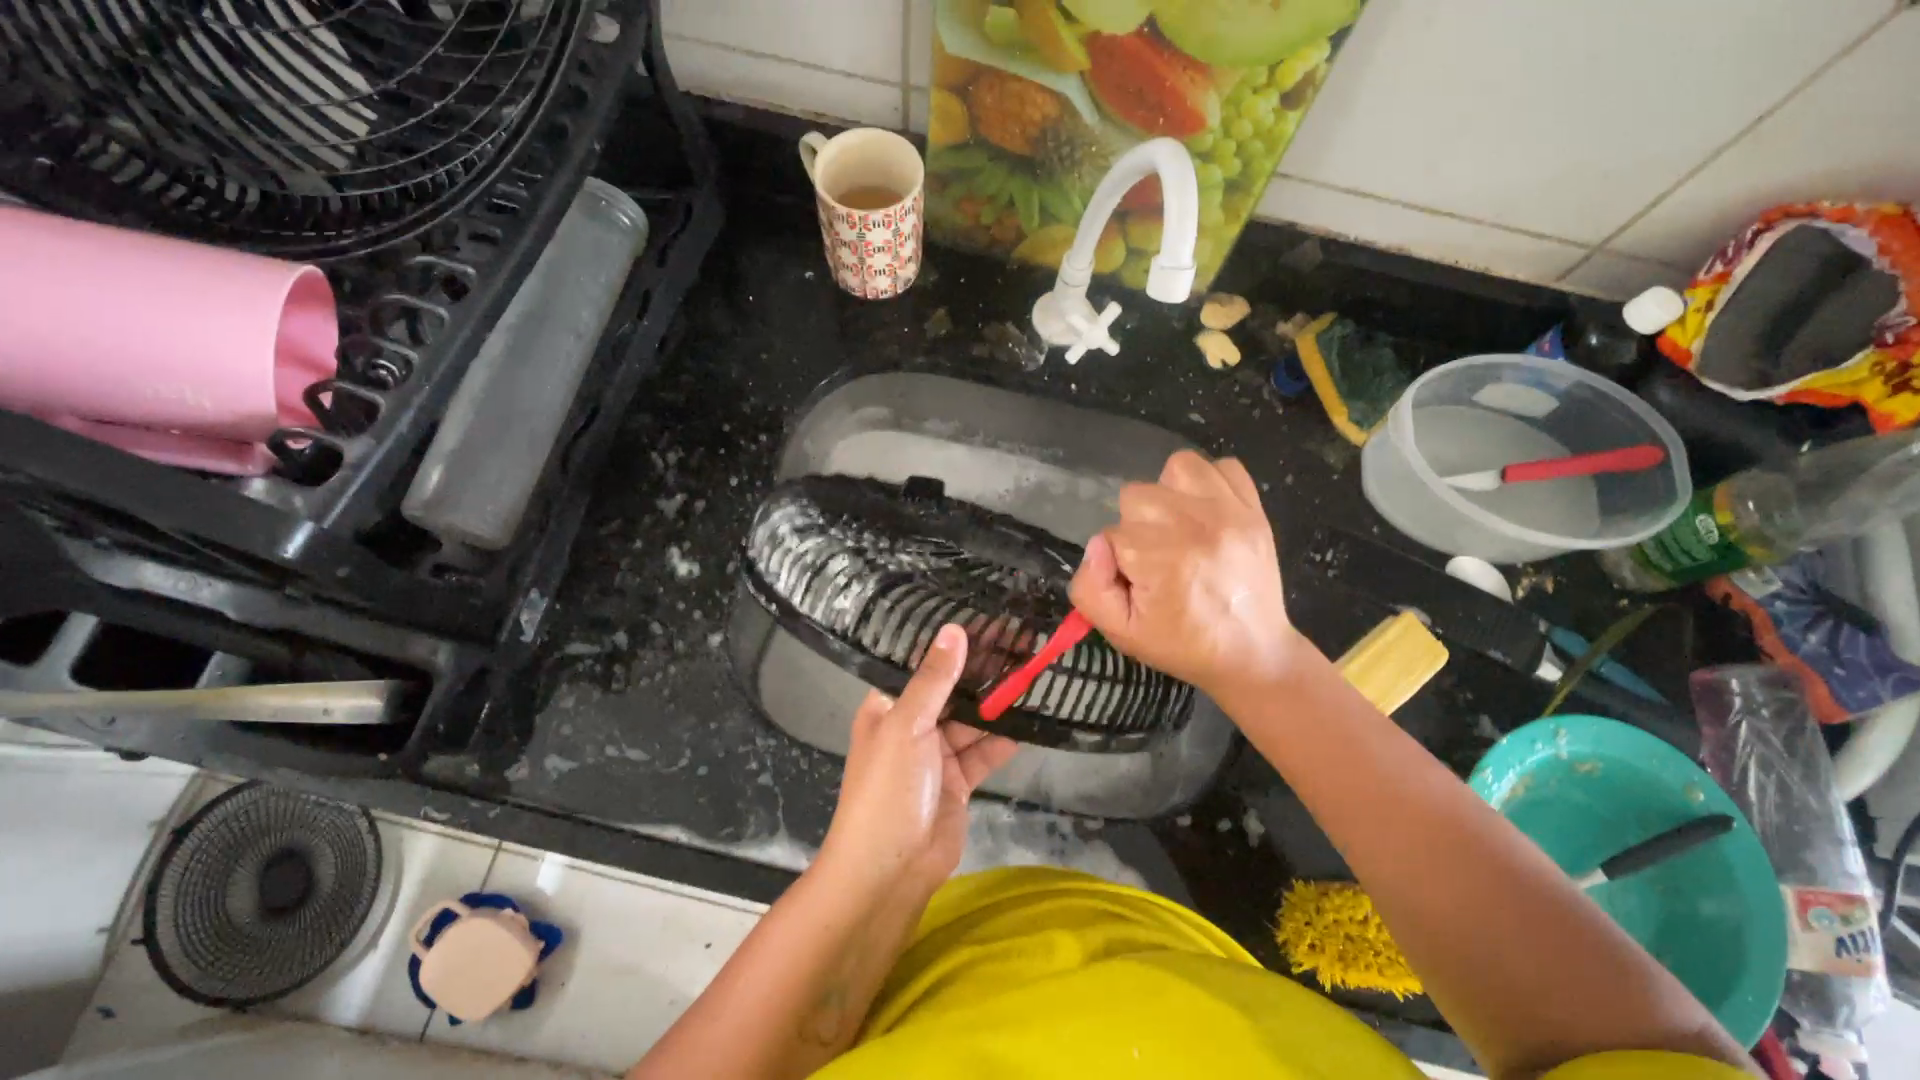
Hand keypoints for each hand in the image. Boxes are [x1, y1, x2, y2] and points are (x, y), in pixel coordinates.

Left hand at [819, 625, 1018, 894]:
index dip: (947, 644)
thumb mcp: (907, 726)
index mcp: (886, 708)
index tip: (983, 616)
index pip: (917, 666)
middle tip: (1020, 641)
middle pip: (949, 692)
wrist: (891, 869)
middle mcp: (910, 726)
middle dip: (980, 674)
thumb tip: (954, 629)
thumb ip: (934, 679)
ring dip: (996, 705)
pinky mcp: (957, 782)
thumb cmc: (888, 788)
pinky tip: (1030, 719)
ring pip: (970, 721)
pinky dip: (1003, 739)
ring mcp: (935, 756)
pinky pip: (983, 752)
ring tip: (1032, 673)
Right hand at [1070, 450, 1301, 705]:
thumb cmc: (1182, 644)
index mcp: (1162, 557)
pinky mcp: (1253, 507)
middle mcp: (1195, 523)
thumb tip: (1098, 546)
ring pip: (1176, 468)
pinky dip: (1209, 485)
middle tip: (1159, 562)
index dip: (1118, 563)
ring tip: (1178, 528)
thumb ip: (1091, 589)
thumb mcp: (1121, 633)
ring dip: (1169, 495)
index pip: (1110, 535)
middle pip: (1136, 496)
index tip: (1139, 587)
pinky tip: (1206, 514)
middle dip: (1139, 528)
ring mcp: (1229, 510)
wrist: (1252, 653)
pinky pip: (1224, 467)